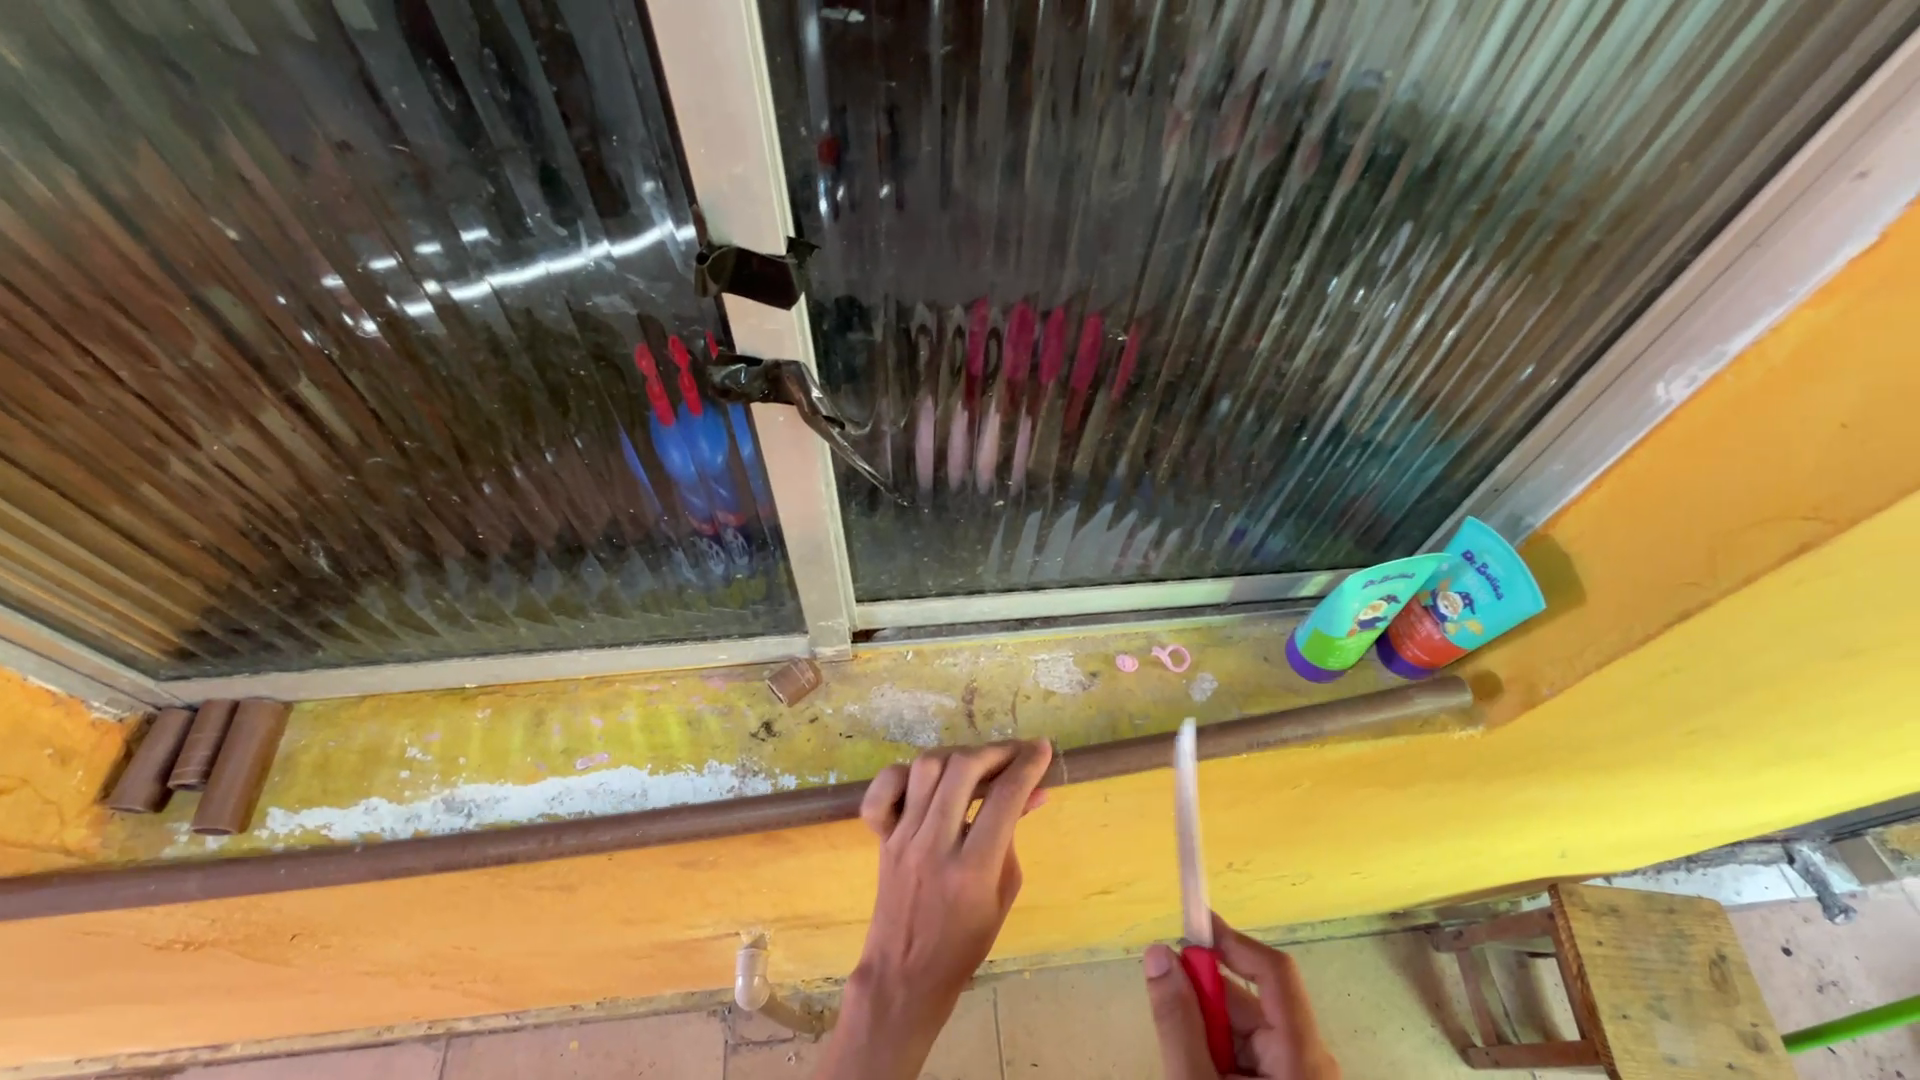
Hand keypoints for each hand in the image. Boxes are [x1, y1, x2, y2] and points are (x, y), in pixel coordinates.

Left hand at [816, 739, 1053, 1079]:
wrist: (907, 972)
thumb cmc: (965, 941)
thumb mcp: (1003, 892)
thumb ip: (1014, 837)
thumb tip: (1034, 792)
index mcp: (973, 868)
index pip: (1006, 796)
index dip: (1029, 765)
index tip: (1043, 748)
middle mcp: (935, 844)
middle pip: (963, 769)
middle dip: (996, 751)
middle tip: (1013, 754)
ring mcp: (904, 837)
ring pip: (926, 768)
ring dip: (957, 756)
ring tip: (976, 765)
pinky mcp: (883, 836)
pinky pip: (884, 789)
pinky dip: (904, 774)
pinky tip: (926, 781)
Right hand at [1144, 915, 1340, 1078]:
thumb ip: (1178, 1022)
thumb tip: (1159, 953)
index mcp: (1302, 1054)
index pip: (1273, 971)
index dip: (1232, 942)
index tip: (1189, 925)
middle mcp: (1310, 1059)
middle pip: (1253, 1001)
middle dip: (1206, 999)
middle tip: (1165, 1012)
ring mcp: (1302, 1077)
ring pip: (1248, 1030)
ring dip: (1209, 1033)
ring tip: (1184, 1065)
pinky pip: (1253, 1056)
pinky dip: (1221, 1056)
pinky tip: (1200, 1074)